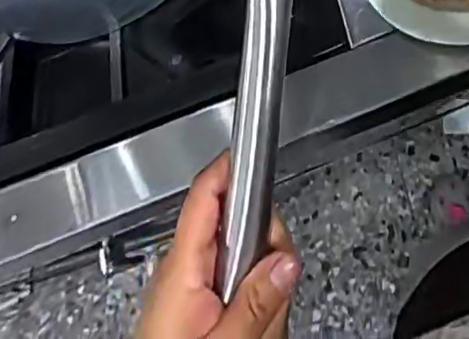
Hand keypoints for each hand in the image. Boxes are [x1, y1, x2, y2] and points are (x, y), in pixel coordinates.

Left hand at [136, 151, 299, 338]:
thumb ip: (256, 302)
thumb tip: (286, 258)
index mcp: (181, 267)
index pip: (207, 191)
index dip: (234, 163)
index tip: (262, 148)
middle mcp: (182, 268)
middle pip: (241, 221)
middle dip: (269, 244)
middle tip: (276, 281)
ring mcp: (190, 286)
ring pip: (246, 253)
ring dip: (265, 279)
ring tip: (260, 324)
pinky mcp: (198, 305)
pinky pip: (239, 280)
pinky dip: (255, 297)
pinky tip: (252, 329)